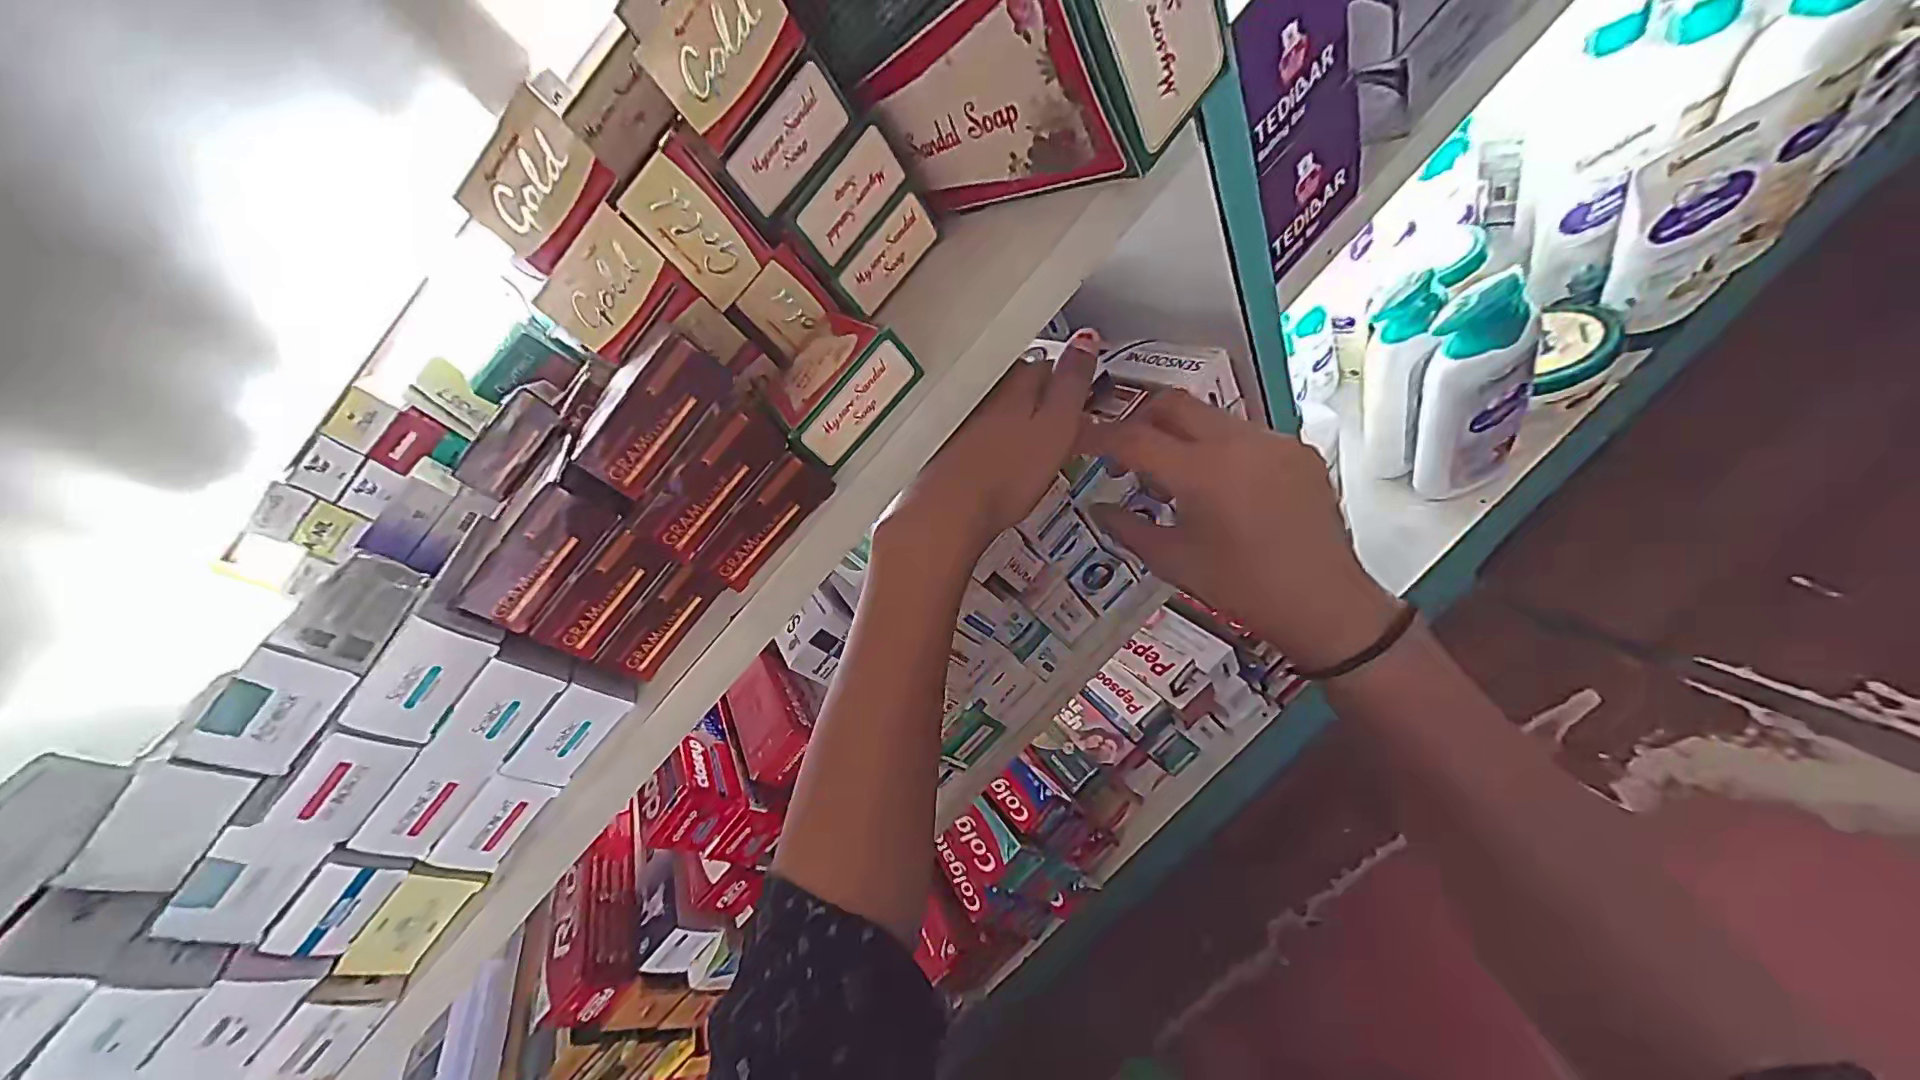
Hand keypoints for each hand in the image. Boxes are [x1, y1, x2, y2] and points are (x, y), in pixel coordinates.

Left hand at [880, 330, 1099, 564]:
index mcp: (1016, 378)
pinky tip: (1006, 461)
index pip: (1055, 363)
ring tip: (1039, 450)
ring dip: (1022, 420)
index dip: (1076, 383)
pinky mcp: (950, 442)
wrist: (950, 511)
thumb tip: (1086, 339)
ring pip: (1005, 407)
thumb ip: (1072, 382)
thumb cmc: (1004, 475)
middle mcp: (987, 388)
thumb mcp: (1056, 427)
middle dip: (1048, 400)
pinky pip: (985, 431)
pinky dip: (1000, 440)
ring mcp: (965, 414)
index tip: (1089, 402)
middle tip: (1068, 429)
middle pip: (1027, 384)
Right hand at [1081, 391, 1397, 669]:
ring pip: (1209, 416)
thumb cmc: (1241, 589)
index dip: (1099, 437)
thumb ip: (1127, 528)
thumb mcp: (1174, 561)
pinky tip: (1219, 487)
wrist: (1325, 604)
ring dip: (1179, 434)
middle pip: (1172, 403)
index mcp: (1201, 471)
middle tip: (1126, 454)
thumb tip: (1097, 508)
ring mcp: (1273, 441)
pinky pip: (1244, 433)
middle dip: (1139, 420)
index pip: (1134, 438)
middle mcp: (1237, 442)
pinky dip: (1217, 448)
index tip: (1080, 441)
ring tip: (1174, 478)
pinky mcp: (1298, 450)